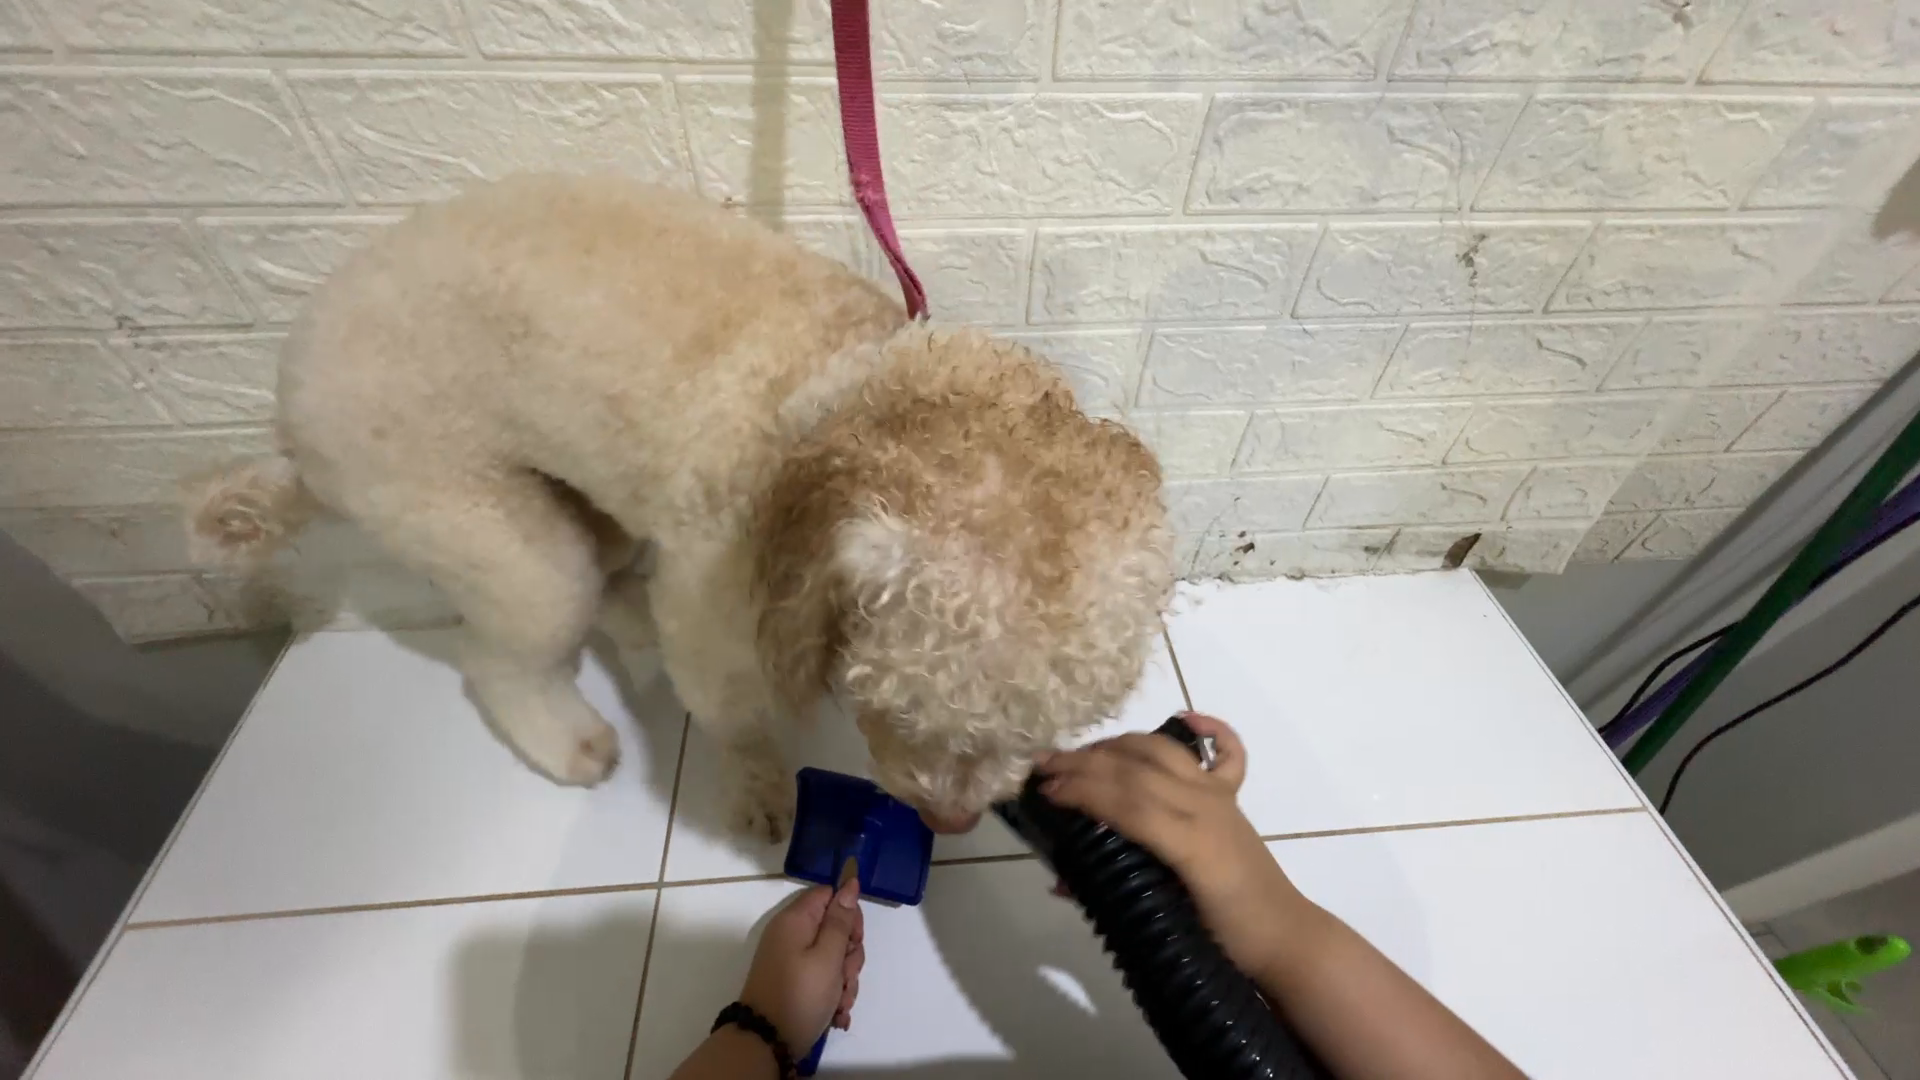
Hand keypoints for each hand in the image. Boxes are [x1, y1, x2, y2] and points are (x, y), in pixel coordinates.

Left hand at [738, 879, 865, 1052]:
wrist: (764, 1045)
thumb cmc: (800, 995)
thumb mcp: (828, 956)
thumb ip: (841, 920)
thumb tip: (850, 883)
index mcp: (796, 920)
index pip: (830, 895)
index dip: (849, 913)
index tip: (856, 940)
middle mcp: (792, 934)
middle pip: (833, 928)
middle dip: (849, 955)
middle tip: (847, 977)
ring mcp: (791, 959)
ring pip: (831, 956)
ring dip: (844, 979)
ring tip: (841, 1004)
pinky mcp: (793, 981)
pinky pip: (820, 976)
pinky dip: (832, 992)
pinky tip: (836, 1013)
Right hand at [1035, 713, 1309, 981]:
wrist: (1287, 939)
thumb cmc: (1224, 939)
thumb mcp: (1164, 924)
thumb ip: (1114, 897)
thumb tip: (1059, 882)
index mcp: (1189, 842)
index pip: (1126, 802)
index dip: (1082, 791)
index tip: (1044, 791)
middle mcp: (1203, 806)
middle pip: (1135, 769)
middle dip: (1084, 764)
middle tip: (1044, 767)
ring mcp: (1219, 795)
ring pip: (1162, 750)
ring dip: (1117, 745)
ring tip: (1082, 754)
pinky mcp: (1232, 795)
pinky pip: (1227, 752)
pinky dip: (1211, 728)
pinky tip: (1188, 717)